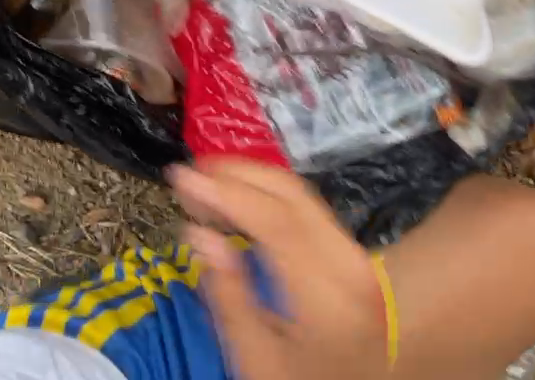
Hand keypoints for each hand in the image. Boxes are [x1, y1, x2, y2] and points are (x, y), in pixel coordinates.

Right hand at [171, 160, 390, 379]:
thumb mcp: (257, 361)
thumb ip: (227, 297)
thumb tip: (198, 233)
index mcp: (326, 297)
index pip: (274, 221)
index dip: (224, 192)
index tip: (180, 178)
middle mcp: (347, 263)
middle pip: (289, 193)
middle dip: (233, 173)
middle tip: (187, 176)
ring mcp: (354, 254)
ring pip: (298, 191)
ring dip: (248, 177)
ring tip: (205, 182)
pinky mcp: (350, 250)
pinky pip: (304, 203)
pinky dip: (266, 190)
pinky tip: (237, 197)